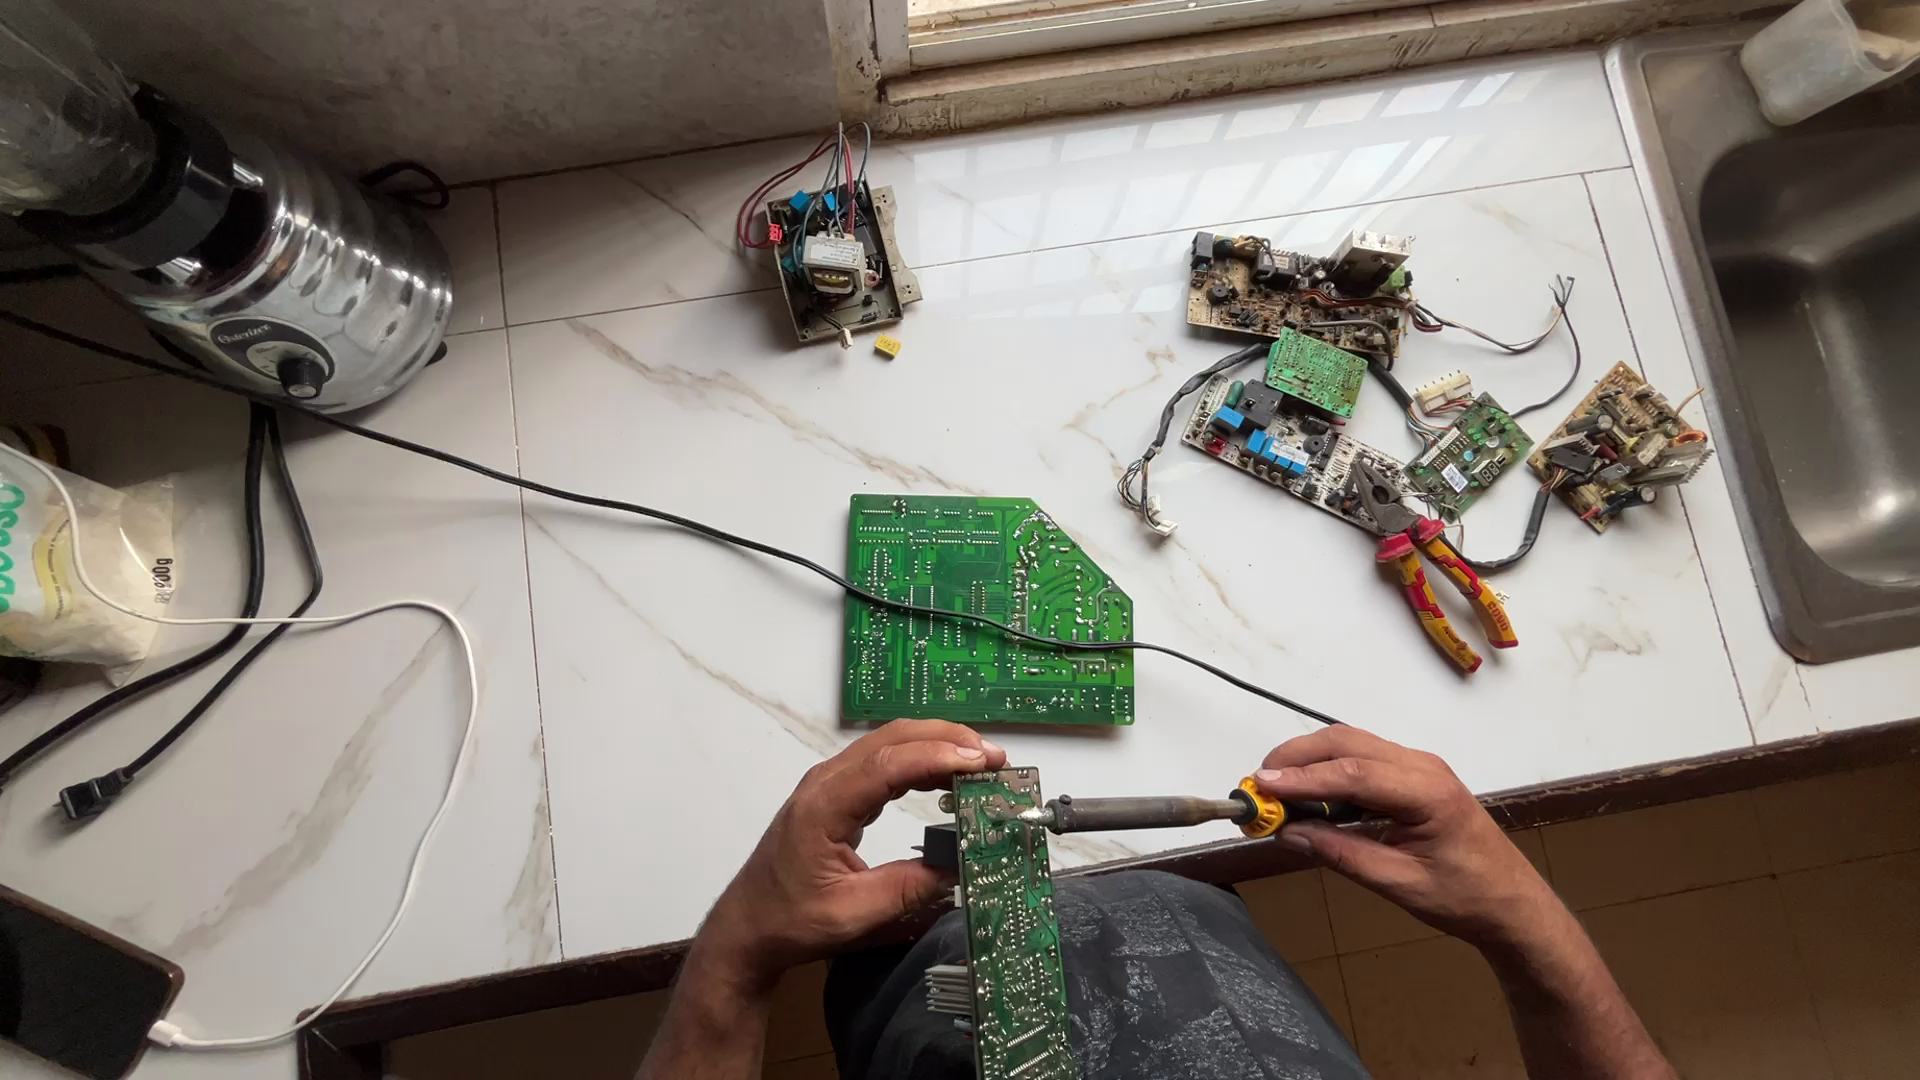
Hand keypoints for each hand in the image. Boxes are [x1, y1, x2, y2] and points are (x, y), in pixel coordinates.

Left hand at [693, 719, 1005, 992]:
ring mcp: (832, 780)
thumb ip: (907, 890)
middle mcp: (828, 779)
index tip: (980, 762)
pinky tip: (947, 776)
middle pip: (893, 738)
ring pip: (891, 742)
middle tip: (992, 757)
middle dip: (947, 739)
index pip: (888, 764)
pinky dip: (921, 760)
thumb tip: (959, 867)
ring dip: (937, 745)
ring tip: (980, 763)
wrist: (747, 926)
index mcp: (824, 804)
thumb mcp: (852, 914)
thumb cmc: (789, 921)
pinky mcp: (840, 789)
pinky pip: (886, 760)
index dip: (937, 757)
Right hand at [1254, 726, 1559, 949]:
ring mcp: (1416, 763)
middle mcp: (1421, 765)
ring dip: (1307, 757)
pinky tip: (1307, 787)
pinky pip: (1358, 754)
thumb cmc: (1465, 900)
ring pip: (1348, 741)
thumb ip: (1340, 853)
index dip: (1303, 777)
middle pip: (1345, 742)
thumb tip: (1287, 832)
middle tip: (1260, 782)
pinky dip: (1325, 764)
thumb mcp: (1399, 884)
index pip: (1353, 774)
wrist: (1515, 905)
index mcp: (1428, 793)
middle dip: (1296, 756)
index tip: (1262, 784)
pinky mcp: (1409, 770)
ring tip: (1275, 784)